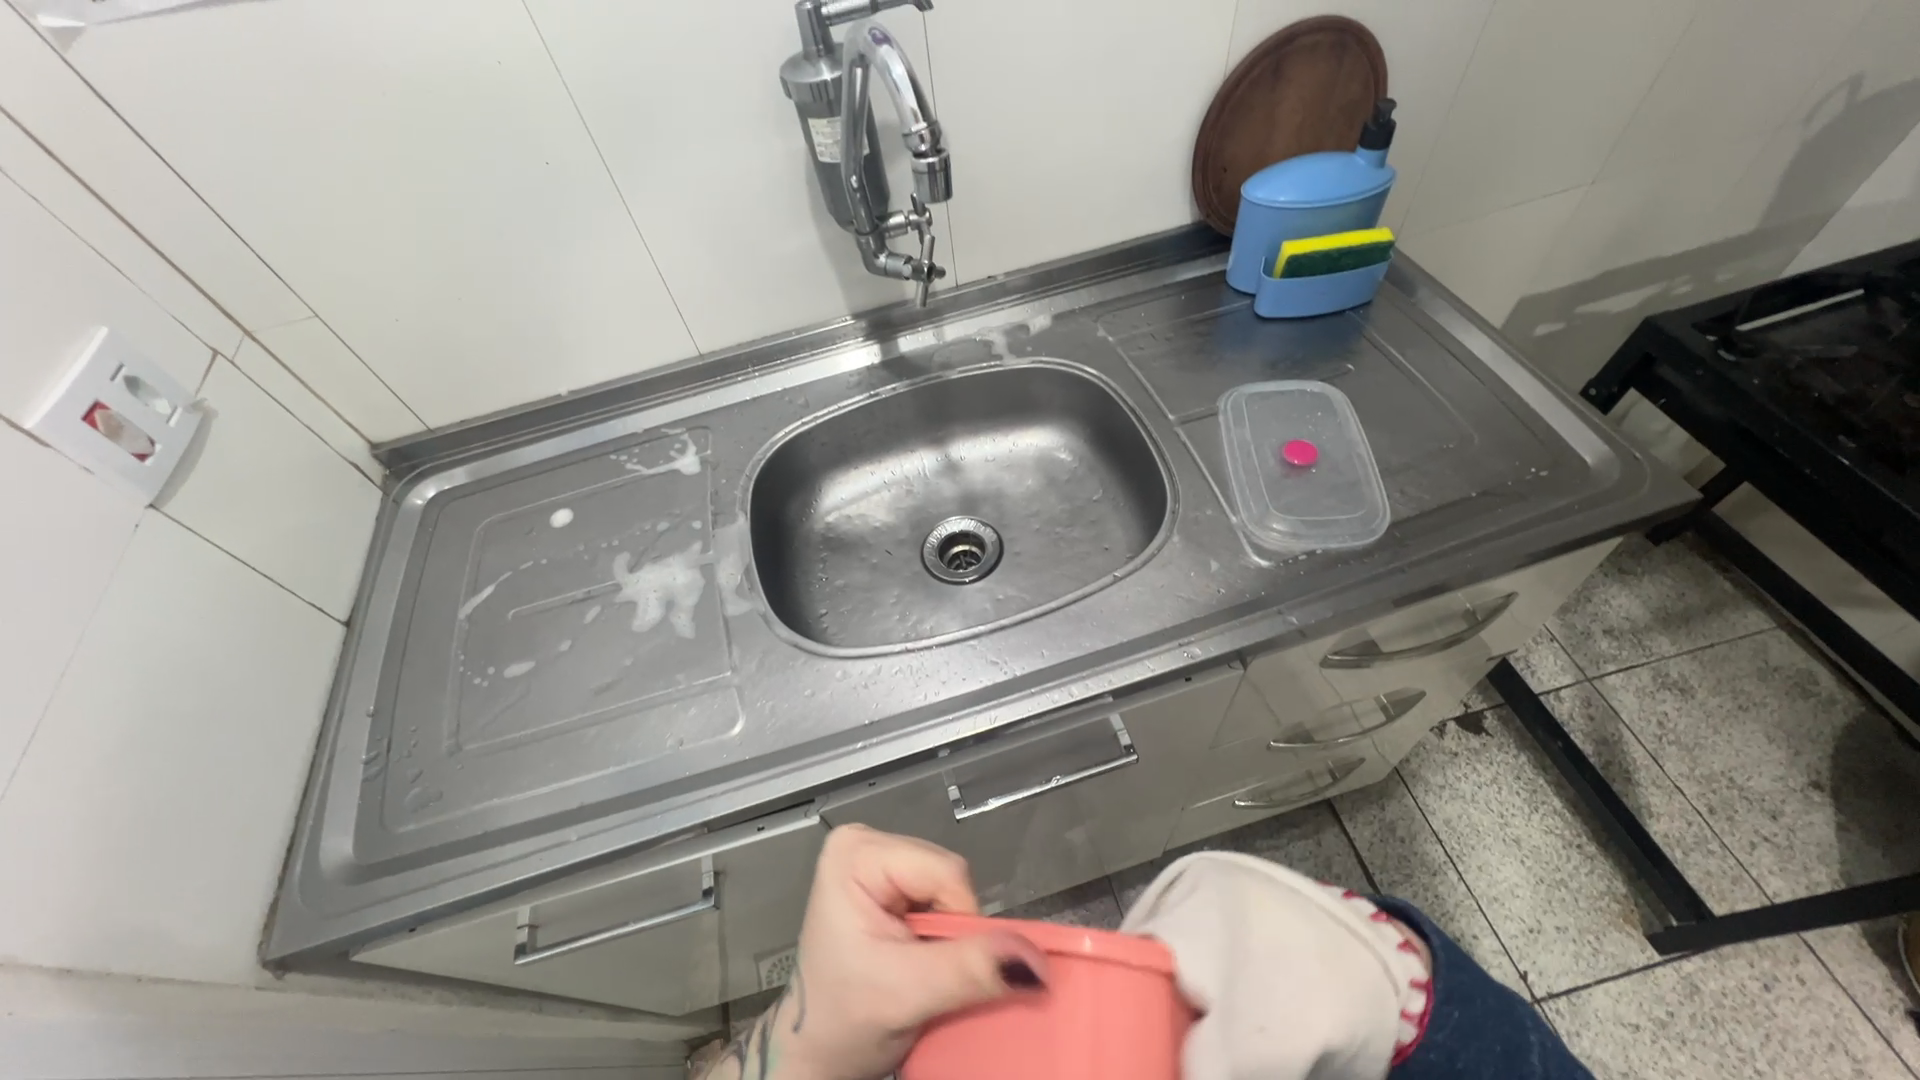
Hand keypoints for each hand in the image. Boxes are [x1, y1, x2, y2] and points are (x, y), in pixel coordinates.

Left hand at [781, 825, 1047, 1079]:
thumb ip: (970, 970)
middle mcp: (866, 844)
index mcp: (856, 853)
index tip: (933, 966)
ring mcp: (877, 861)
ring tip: (919, 965)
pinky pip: (943, 898)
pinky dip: (941, 934)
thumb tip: (1036, 960)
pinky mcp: (889, 882)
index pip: (946, 872)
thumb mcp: (906, 995)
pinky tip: (919, 955)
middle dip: (951, 929)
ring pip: (952, 889)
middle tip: (925, 969)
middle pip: (950, 876)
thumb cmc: (843, 1019)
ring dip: (947, 934)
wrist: (816, 1050)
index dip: (958, 923)